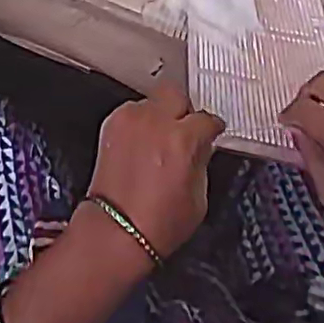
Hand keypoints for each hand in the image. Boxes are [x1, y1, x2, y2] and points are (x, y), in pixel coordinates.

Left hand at [85, 84, 224, 258]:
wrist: (117, 228)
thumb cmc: (158, 222)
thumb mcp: (199, 197)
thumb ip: (202, 160)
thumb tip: (202, 144)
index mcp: (181, 139)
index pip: (206, 118)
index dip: (212, 127)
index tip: (212, 131)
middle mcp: (154, 122)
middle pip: (176, 94)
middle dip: (184, 110)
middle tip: (186, 129)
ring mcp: (130, 120)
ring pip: (152, 100)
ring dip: (160, 114)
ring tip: (160, 139)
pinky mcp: (112, 123)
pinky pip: (132, 111)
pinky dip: (140, 121)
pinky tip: (143, 143)